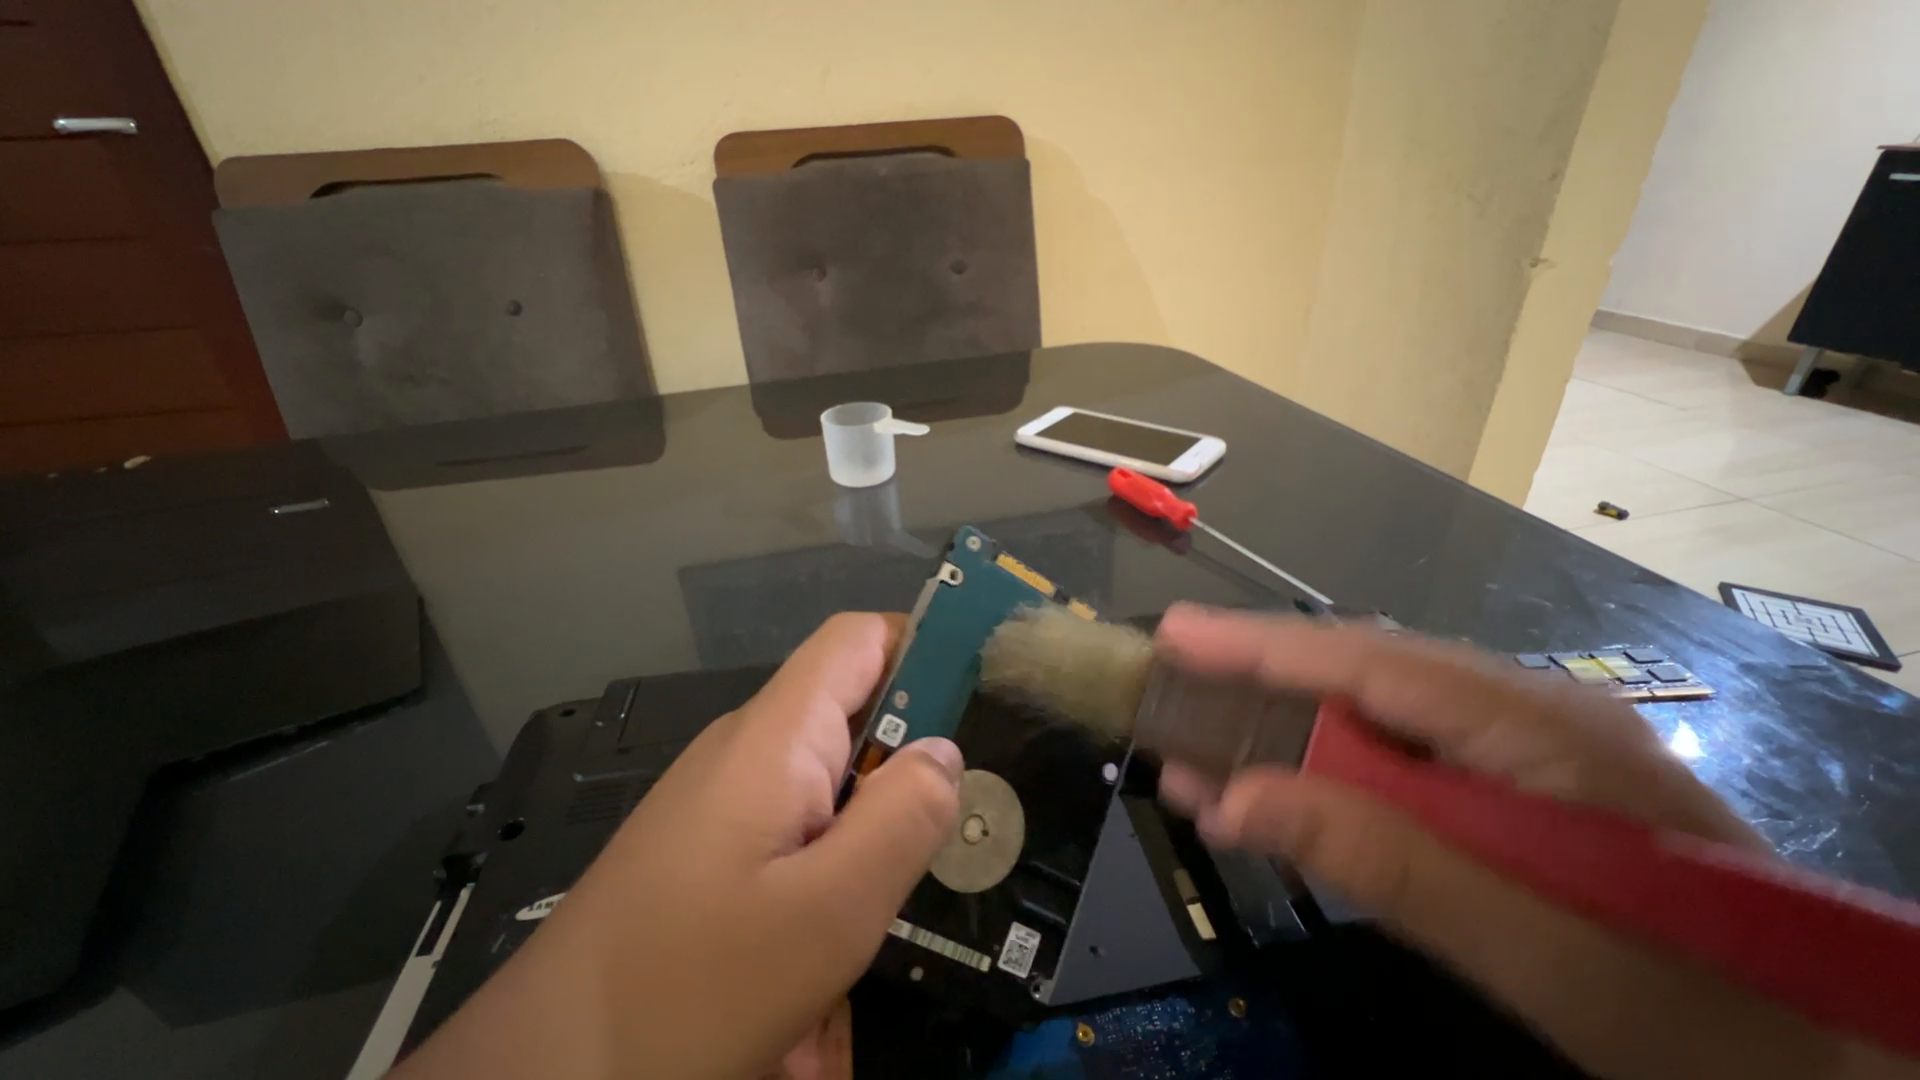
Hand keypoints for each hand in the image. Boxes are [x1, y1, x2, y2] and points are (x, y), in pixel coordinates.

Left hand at [395, 613, 961, 1079]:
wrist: (547, 1072)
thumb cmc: (690, 985)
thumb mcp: (825, 913)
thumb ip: (900, 821)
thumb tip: (945, 752)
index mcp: (774, 739)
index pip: (858, 640)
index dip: (926, 644)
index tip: (991, 688)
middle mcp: (747, 754)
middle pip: (852, 712)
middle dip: (919, 749)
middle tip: (984, 801)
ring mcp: (725, 806)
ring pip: (832, 780)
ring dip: (883, 819)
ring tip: (936, 871)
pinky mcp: (713, 855)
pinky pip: (799, 831)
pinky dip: (842, 861)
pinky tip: (860, 924)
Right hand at [1153, 605, 1908, 1079]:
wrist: (1841, 1067)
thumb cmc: (1697, 1011)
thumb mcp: (1532, 948)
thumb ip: (1384, 861)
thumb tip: (1234, 798)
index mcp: (1541, 730)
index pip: (1372, 661)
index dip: (1262, 643)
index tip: (1172, 633)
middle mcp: (1532, 713)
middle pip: (1367, 673)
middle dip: (1259, 679)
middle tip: (1166, 687)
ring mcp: (1532, 747)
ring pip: (1380, 713)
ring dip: (1288, 730)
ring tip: (1201, 750)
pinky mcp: (1524, 787)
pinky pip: (1407, 758)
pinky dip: (1335, 771)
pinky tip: (1288, 791)